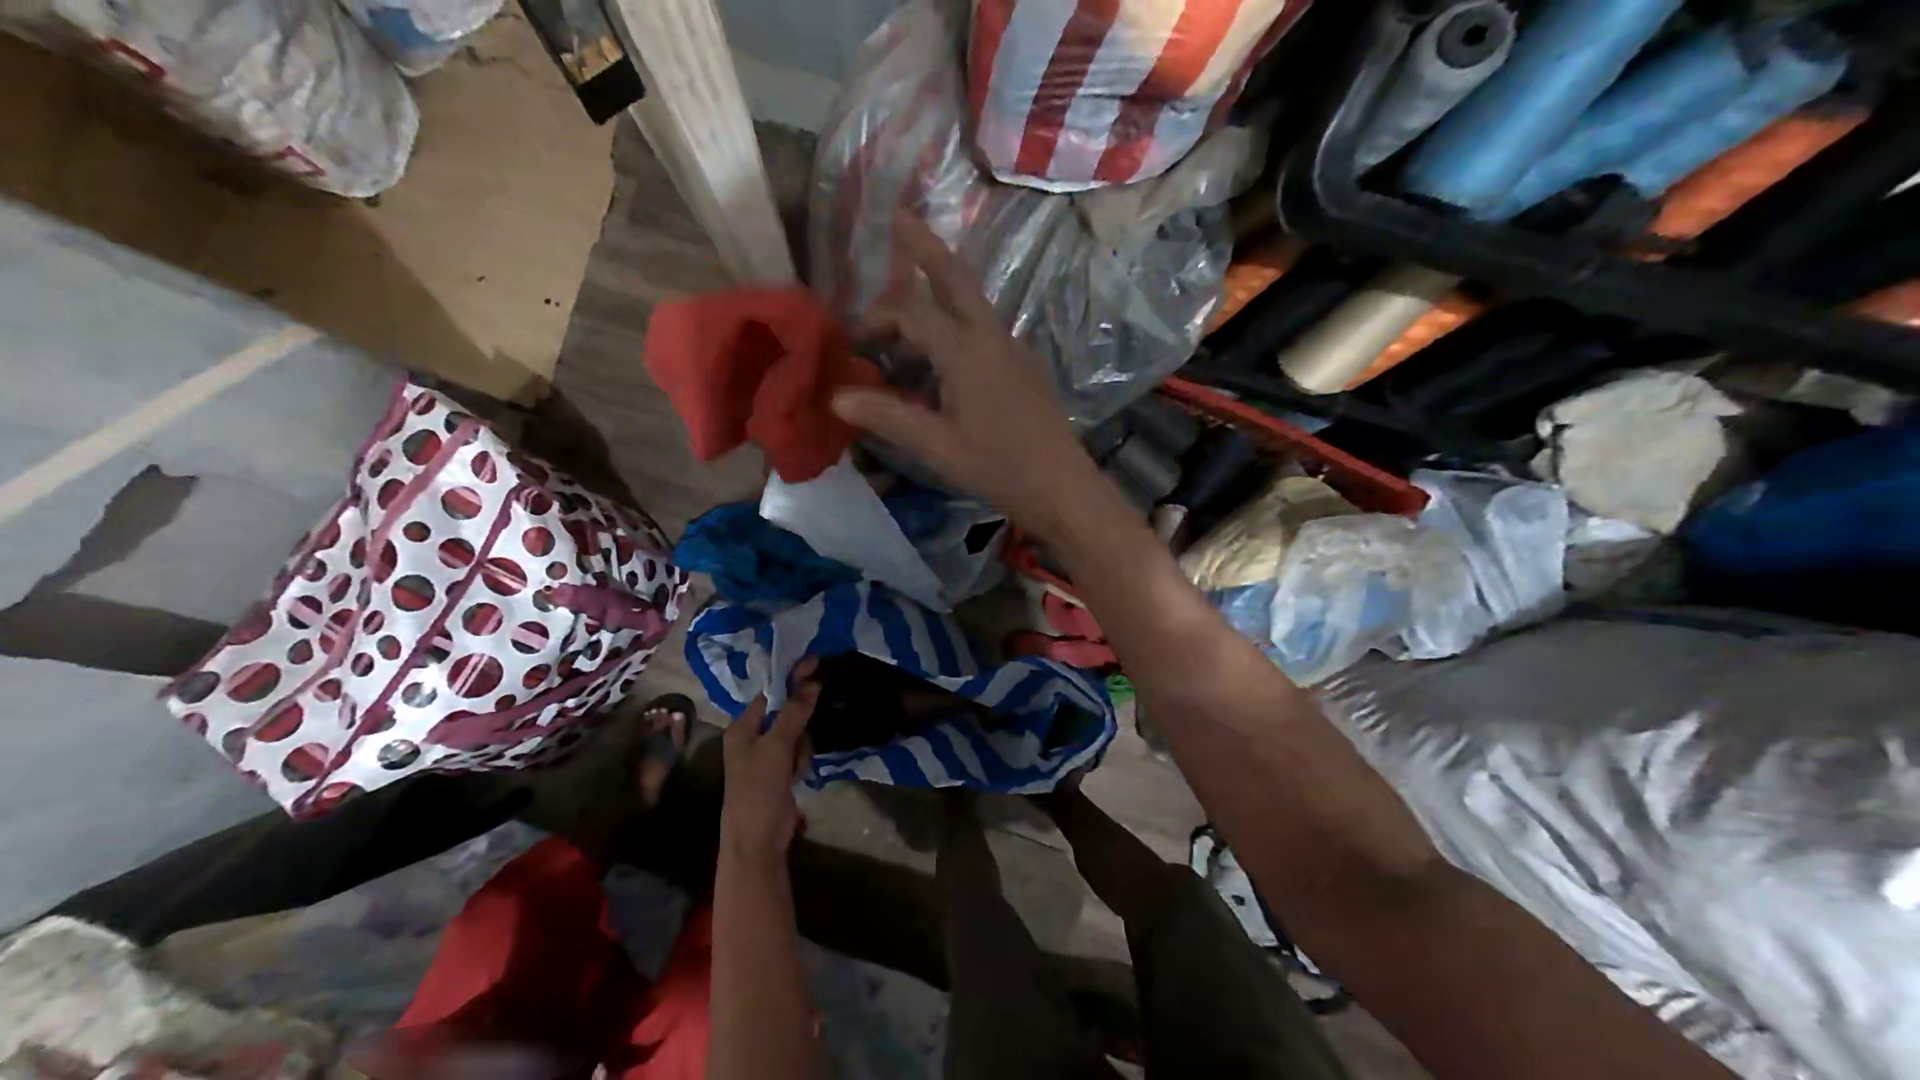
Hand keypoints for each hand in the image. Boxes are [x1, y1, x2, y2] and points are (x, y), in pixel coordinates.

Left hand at [720, 659, 819, 864]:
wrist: (757, 840)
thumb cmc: (758, 789)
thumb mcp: (776, 747)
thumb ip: (793, 712)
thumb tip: (812, 682)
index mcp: (742, 728)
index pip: (769, 693)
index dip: (791, 679)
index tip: (815, 662)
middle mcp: (751, 738)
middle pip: (785, 712)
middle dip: (799, 724)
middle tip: (801, 740)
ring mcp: (766, 756)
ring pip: (796, 733)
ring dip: (801, 746)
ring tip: (795, 767)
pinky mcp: (779, 772)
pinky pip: (798, 752)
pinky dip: (801, 760)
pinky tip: (797, 776)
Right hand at [830, 214, 1101, 541]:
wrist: (1061, 485)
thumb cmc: (998, 466)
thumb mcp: (936, 445)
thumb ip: (887, 416)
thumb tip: (837, 397)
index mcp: (967, 352)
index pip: (913, 314)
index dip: (878, 320)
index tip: (856, 344)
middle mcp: (992, 338)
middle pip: (956, 279)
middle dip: (926, 247)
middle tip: (900, 216)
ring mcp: (1013, 349)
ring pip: (971, 306)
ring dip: (938, 297)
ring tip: (906, 322)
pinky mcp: (1023, 367)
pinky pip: (983, 333)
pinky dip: (955, 329)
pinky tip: (942, 363)